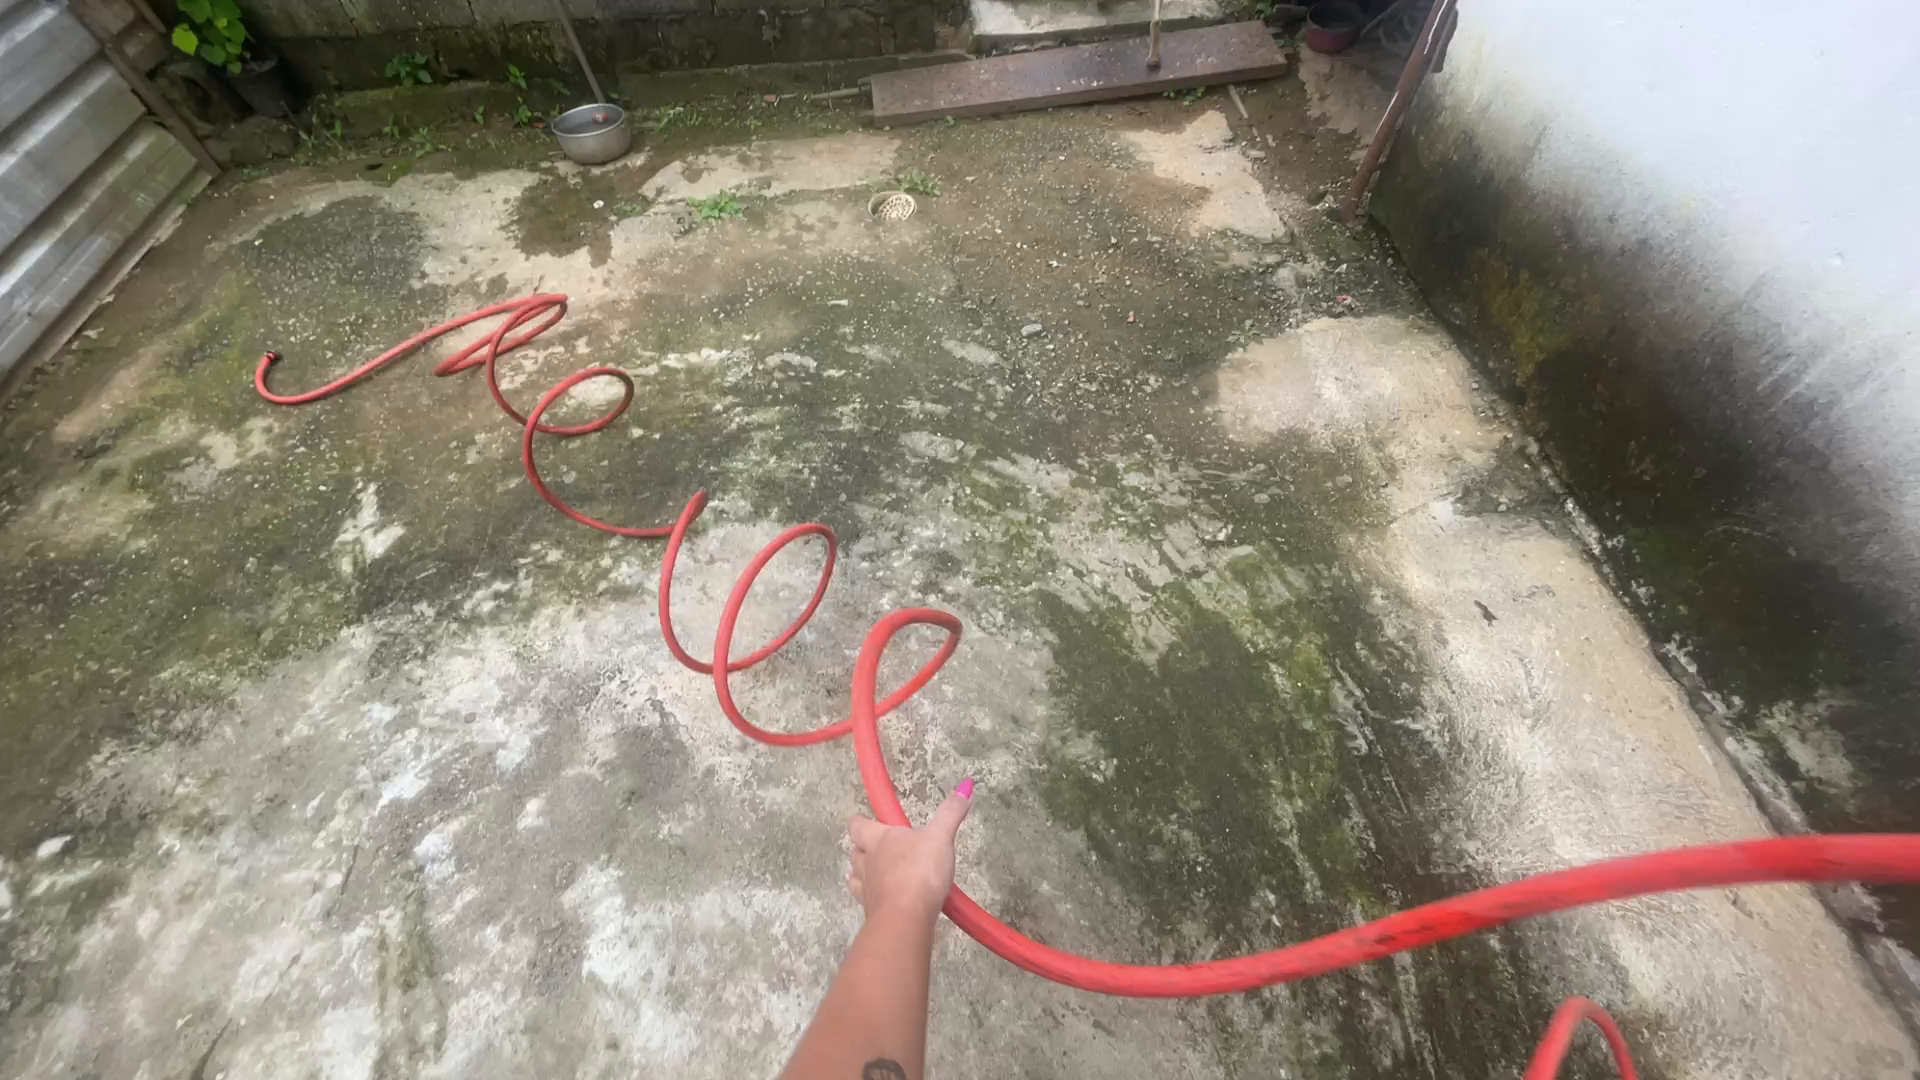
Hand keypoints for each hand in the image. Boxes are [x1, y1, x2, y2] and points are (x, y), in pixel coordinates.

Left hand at [847, 779, 973, 924]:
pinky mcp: (873, 914)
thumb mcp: (941, 836)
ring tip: (882, 875)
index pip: (858, 825)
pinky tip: (892, 901)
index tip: (870, 822)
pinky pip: (868, 903)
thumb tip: (966, 786)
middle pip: (854, 852)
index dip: (861, 822)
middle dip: (863, 850)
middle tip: (880, 850)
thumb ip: (951, 812)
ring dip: (864, 875)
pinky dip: (877, 900)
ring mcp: (867, 890)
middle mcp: (867, 863)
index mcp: (878, 839)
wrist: (906, 918)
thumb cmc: (920, 870)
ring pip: (855, 878)